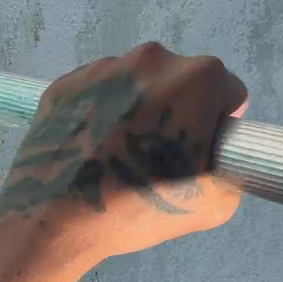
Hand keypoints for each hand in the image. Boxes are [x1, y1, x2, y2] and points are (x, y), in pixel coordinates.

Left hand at [0, 42, 248, 263]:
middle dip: (171, 112)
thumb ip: (233, 169)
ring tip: (111, 152)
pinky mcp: (59, 87)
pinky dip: (93, 112)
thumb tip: (220, 161)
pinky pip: (91, 94)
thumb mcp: (214, 203)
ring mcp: (98, 70)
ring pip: (131, 85)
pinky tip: (85, 145)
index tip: (192, 150)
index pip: (225, 94)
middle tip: (148, 154)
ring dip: (131, 109)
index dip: (214, 125)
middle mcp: (149, 60)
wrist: (49, 221)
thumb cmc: (134, 210)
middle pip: (176, 84)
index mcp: (198, 77)